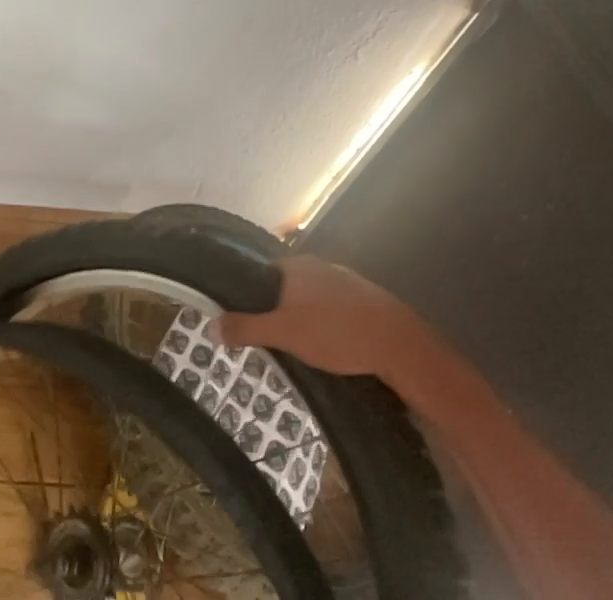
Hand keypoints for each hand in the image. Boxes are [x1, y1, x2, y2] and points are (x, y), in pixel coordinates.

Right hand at [209, 256, 431, 379]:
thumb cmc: (335, 334)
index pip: (262, 274)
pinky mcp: (369, 300)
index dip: (252, 296)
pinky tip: (334, 345)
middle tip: (274, 338)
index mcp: (296, 266)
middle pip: (287, 286)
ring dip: (307, 317)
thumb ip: (245, 328)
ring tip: (304, 346)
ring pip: (314, 298)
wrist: (402, 348)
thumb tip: (210, 326)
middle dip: (279, 309)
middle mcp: (321, 266)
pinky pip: (337, 308)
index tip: (248, 321)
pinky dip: (330, 323)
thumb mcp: (282, 334)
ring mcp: (348, 281)